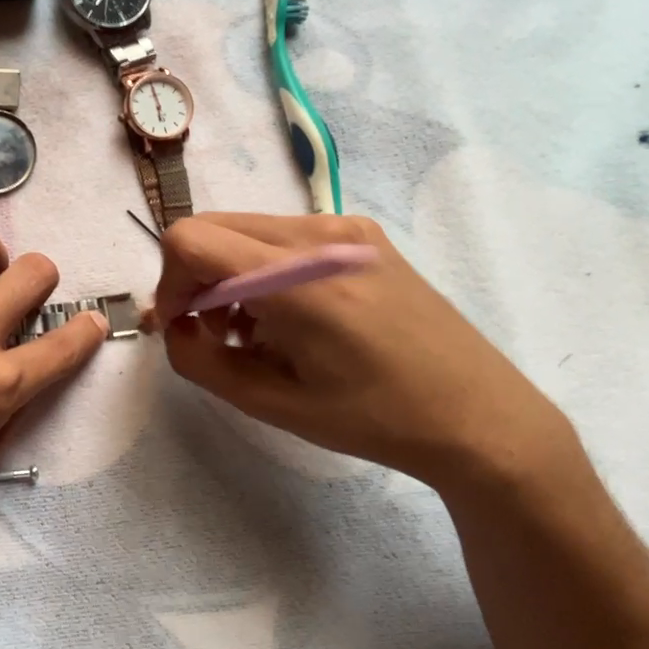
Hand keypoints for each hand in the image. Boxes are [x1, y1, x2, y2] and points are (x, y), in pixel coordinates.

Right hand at [149, 214, 573, 487]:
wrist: (481, 417)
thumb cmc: (373, 419)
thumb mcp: (268, 403)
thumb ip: (198, 360)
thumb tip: (173, 326)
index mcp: (299, 281)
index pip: (190, 241)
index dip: (168, 283)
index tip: (181, 326)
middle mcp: (320, 237)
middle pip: (210, 228)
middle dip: (193, 279)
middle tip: (212, 332)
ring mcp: (346, 230)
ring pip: (242, 231)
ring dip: (225, 276)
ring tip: (253, 332)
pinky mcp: (361, 237)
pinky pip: (279, 237)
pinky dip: (259, 271)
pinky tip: (286, 318)